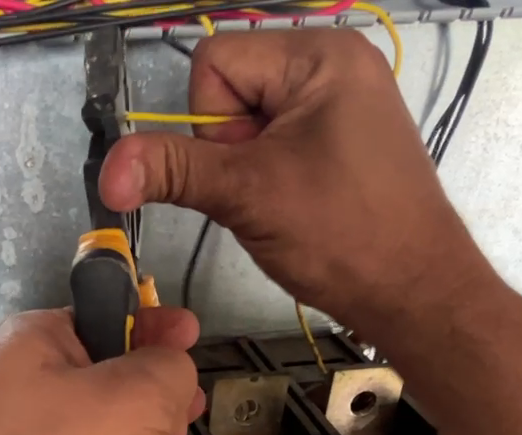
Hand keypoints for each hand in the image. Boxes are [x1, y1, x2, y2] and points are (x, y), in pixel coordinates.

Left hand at [0, 308, 203, 434]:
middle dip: (157, 394)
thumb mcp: (135, 397)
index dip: (151, 321)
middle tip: (186, 407)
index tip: (191, 332)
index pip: (100, 313)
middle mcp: (27, 399)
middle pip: (111, 381)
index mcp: (32, 347)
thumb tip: (172, 368)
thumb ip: (168, 366)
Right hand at [98, 30, 500, 346]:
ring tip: (283, 204)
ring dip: (248, 170)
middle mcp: (333, 64)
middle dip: (231, 150)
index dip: (212, 124)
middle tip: (266, 192)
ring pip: (250, 125)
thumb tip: (107, 170)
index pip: (215, 62)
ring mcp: (342, 103)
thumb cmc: (340, 235)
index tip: (246, 170)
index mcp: (318, 55)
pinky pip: (278, 145)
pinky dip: (270, 178)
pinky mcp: (343, 140)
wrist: (415, 291)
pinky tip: (294, 207)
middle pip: (231, 91)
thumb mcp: (247, 197)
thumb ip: (173, 172)